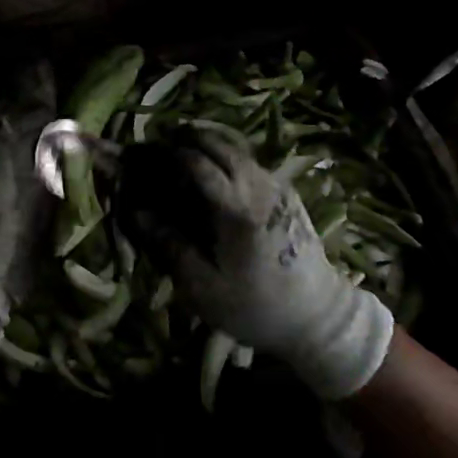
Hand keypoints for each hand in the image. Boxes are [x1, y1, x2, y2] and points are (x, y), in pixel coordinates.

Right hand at [119, 128, 394, 399]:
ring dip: (210, 144)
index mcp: (237, 210)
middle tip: (164, 142)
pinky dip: (228, 157)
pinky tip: (215, 173)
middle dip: (190, 137)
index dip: (172, 153)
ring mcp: (277, 188)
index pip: (200, 163)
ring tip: (185, 152)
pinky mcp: (287, 195)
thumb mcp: (204, 287)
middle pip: (221, 145)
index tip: (150, 152)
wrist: (319, 319)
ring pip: (239, 150)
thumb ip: (171, 245)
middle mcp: (259, 188)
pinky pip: (251, 163)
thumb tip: (138, 213)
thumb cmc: (256, 307)